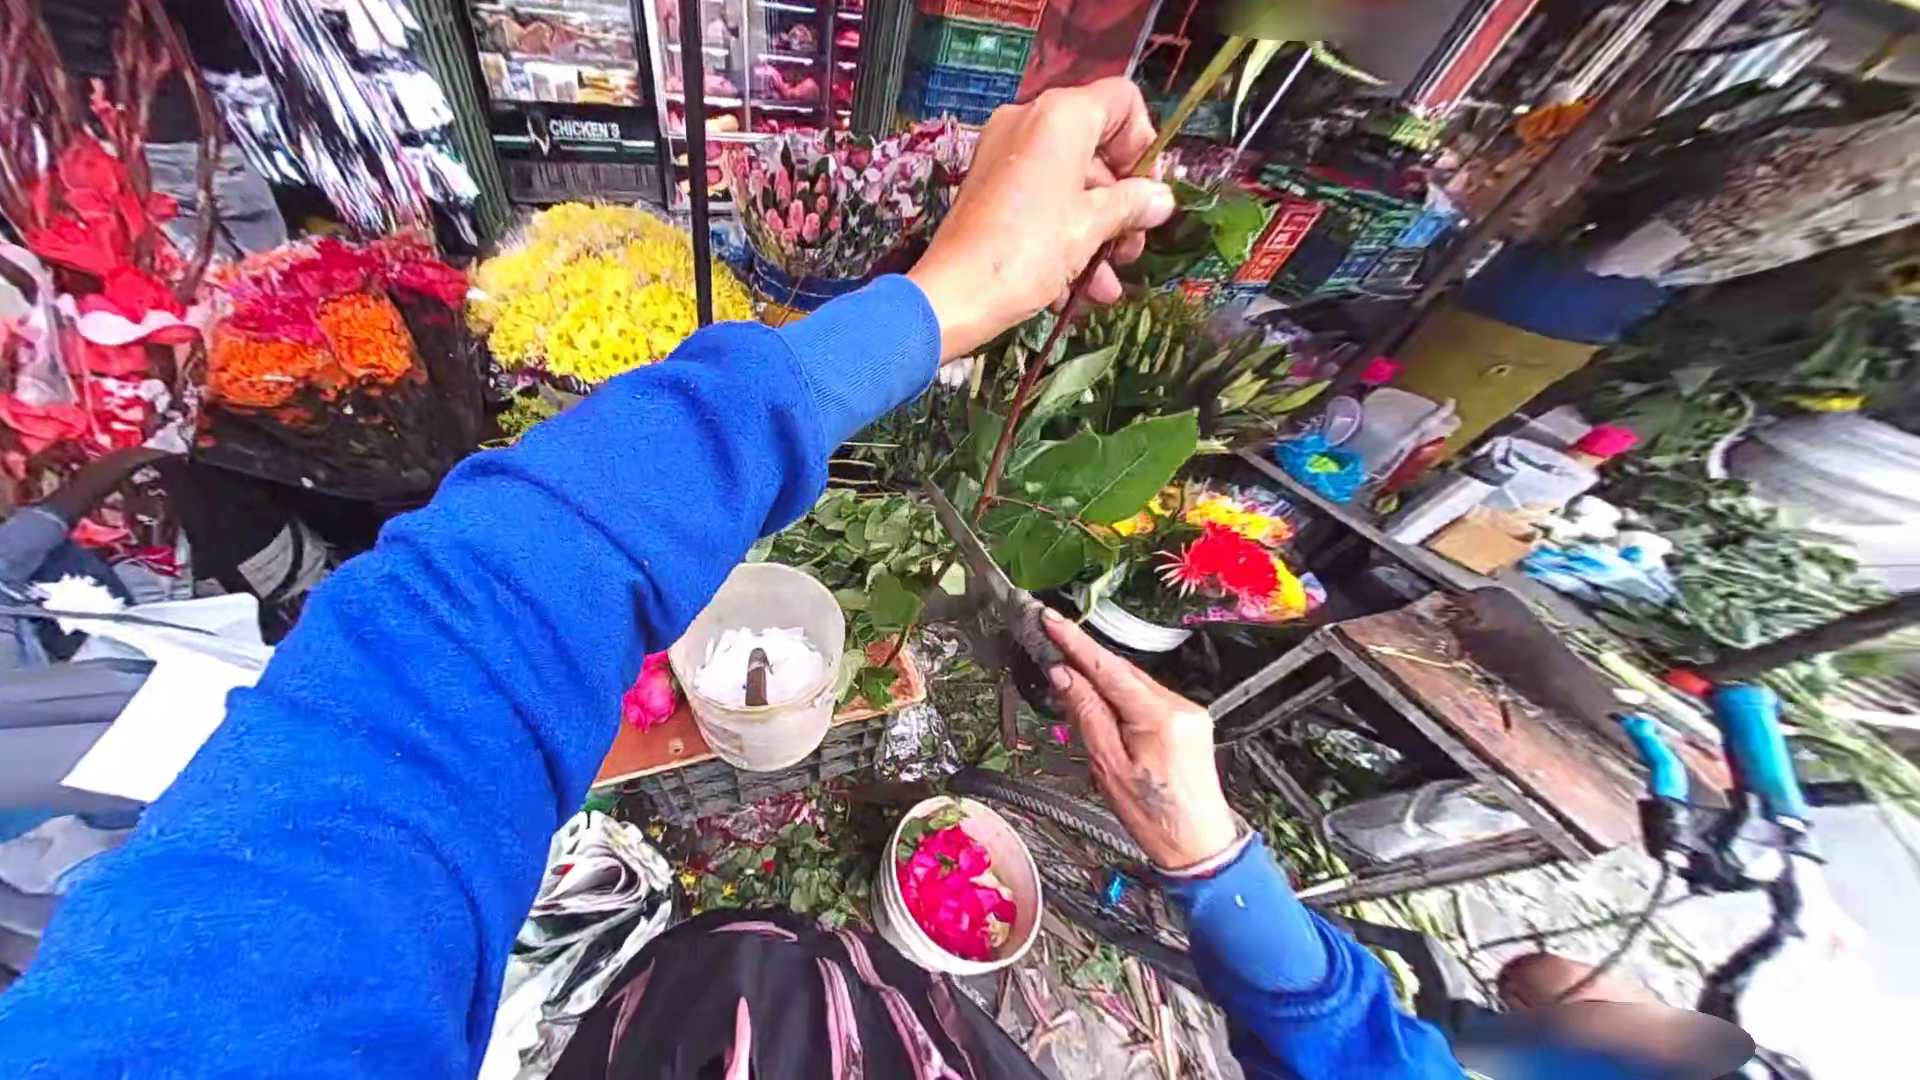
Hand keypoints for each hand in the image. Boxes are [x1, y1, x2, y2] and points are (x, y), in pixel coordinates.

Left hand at [907, 79, 1176, 359]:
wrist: (953, 297)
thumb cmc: (1027, 254)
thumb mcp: (1089, 229)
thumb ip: (1131, 206)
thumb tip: (1161, 200)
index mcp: (1061, 117)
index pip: (1123, 104)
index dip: (1144, 148)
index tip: (1148, 196)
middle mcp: (1029, 125)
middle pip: (1094, 155)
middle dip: (1118, 211)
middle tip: (1130, 253)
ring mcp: (1003, 160)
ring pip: (1066, 192)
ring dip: (1092, 242)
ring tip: (1104, 290)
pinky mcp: (987, 196)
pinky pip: (1036, 210)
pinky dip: (1058, 246)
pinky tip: (1070, 295)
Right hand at [1042, 609, 1237, 870]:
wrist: (1200, 846)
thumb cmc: (1155, 817)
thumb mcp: (1108, 766)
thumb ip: (1086, 713)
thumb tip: (1064, 675)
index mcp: (1159, 717)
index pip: (1108, 667)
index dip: (1075, 641)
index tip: (1052, 620)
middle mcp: (1179, 705)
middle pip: (1121, 670)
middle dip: (1085, 657)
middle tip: (1051, 642)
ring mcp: (1188, 710)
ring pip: (1133, 681)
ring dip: (1101, 676)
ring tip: (1069, 675)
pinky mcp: (1189, 719)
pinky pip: (1145, 694)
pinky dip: (1120, 692)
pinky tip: (1101, 697)